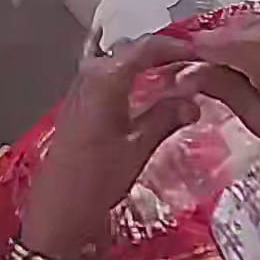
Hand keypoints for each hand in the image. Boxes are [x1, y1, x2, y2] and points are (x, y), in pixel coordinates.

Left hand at [21, 35, 199, 259]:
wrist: (58, 213)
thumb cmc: (97, 179)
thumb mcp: (138, 147)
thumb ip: (166, 117)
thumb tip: (194, 101)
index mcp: (107, 78)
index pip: (147, 46)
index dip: (176, 46)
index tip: (202, 52)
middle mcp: (92, 73)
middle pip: (133, 49)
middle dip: (164, 53)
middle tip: (194, 63)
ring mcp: (82, 86)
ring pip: (122, 61)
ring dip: (148, 64)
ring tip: (178, 74)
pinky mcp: (80, 101)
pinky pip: (112, 75)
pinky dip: (134, 76)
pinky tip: (150, 90)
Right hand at [178, 14, 259, 175]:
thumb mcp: (258, 118)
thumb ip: (220, 87)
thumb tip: (182, 74)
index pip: (208, 42)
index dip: (185, 55)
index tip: (167, 69)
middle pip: (223, 30)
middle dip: (203, 49)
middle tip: (187, 75)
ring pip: (240, 25)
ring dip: (224, 44)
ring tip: (211, 72)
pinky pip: (259, 25)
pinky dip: (244, 40)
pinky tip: (239, 63)